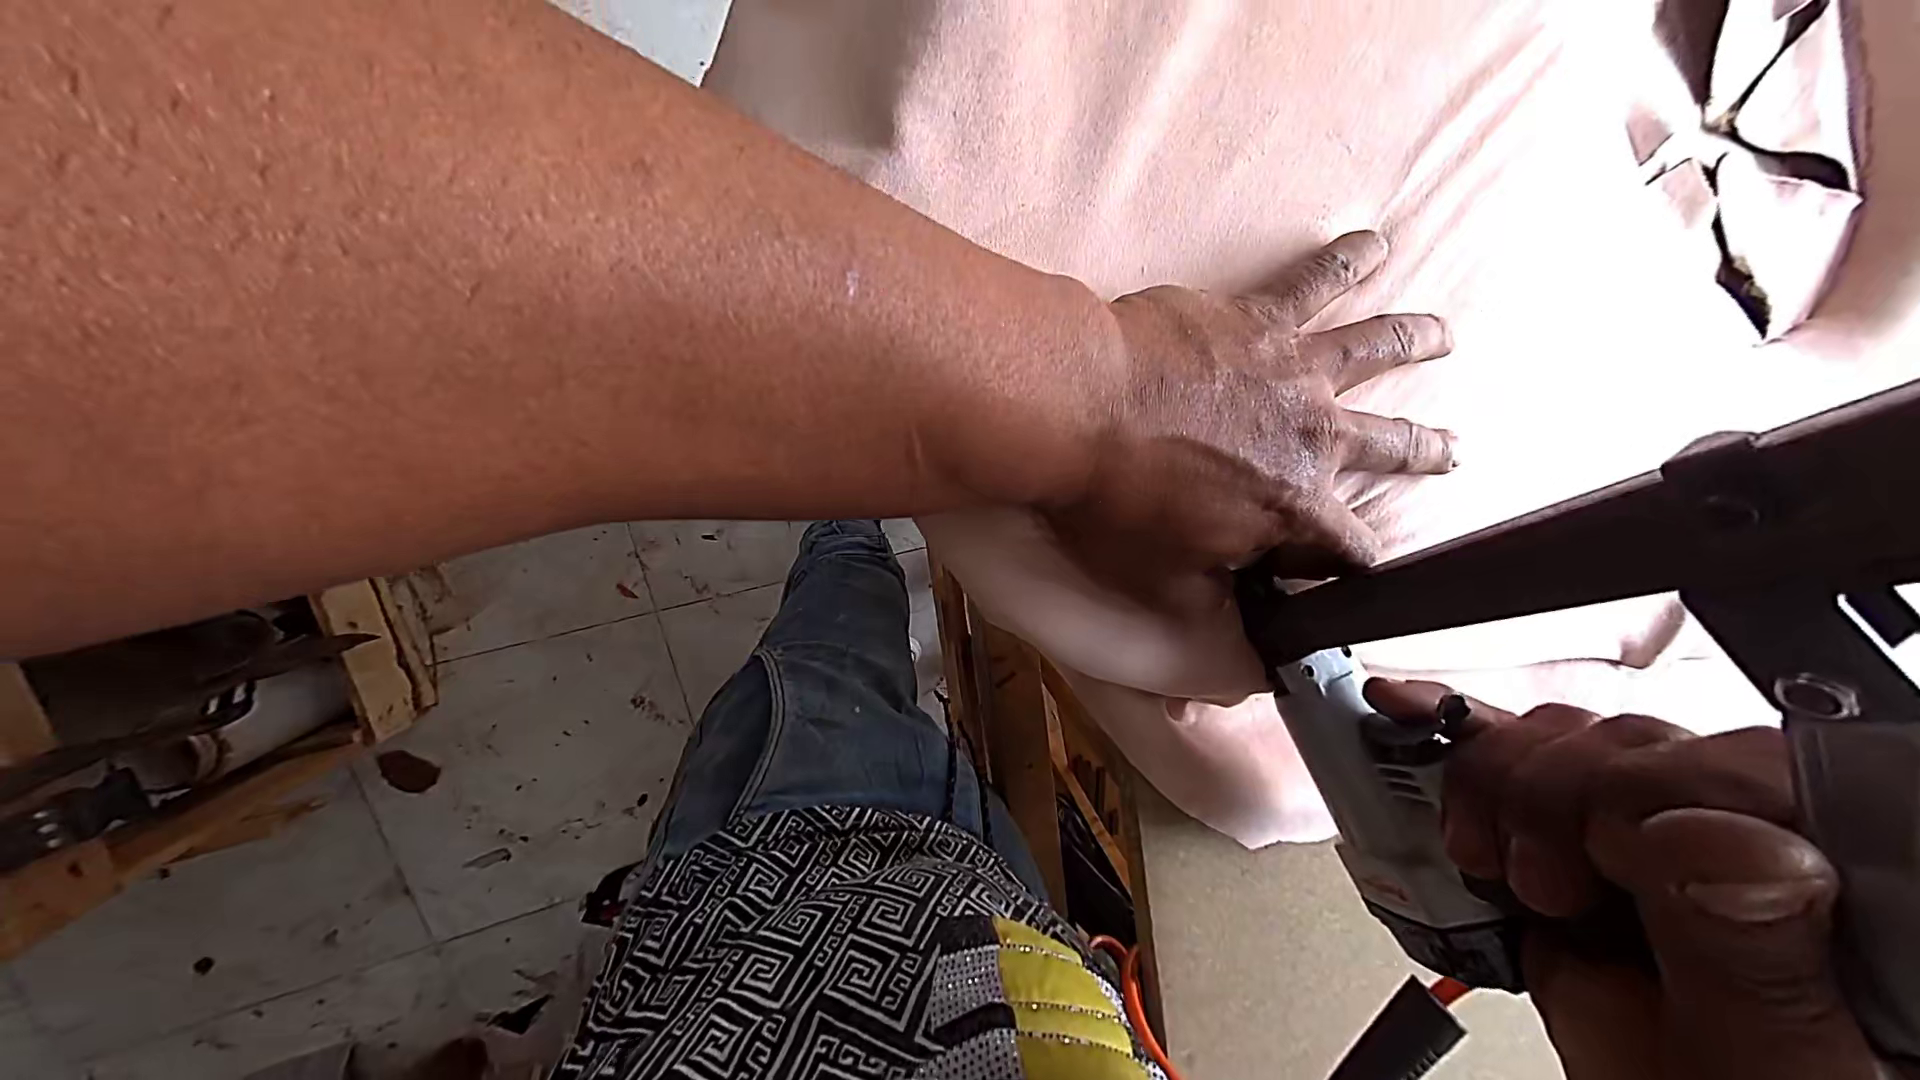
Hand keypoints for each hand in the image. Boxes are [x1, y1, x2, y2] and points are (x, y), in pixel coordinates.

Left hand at [1048, 231, 1454, 603]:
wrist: (1083, 412)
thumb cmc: (1113, 499)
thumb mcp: (1158, 574)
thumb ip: (1204, 593)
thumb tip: (1225, 606)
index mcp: (1291, 507)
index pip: (1347, 548)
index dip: (1349, 563)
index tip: (1348, 563)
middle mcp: (1312, 436)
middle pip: (1389, 445)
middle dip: (1424, 451)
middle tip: (1452, 450)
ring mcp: (1292, 371)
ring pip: (1375, 349)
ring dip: (1415, 342)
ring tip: (1443, 336)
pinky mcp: (1258, 320)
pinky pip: (1315, 281)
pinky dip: (1347, 259)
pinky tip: (1371, 244)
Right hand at [1364, 679, 1887, 1079]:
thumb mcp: (1772, 1067)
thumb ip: (1755, 960)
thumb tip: (1727, 839)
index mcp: (1845, 877)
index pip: (1745, 768)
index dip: (1649, 796)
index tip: (1603, 866)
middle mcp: (1749, 829)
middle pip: (1633, 744)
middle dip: (1552, 798)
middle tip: (1544, 884)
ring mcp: (1648, 819)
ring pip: (1561, 736)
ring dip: (1495, 782)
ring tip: (1493, 856)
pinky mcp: (1567, 818)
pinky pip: (1508, 747)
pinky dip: (1452, 732)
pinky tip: (1407, 713)